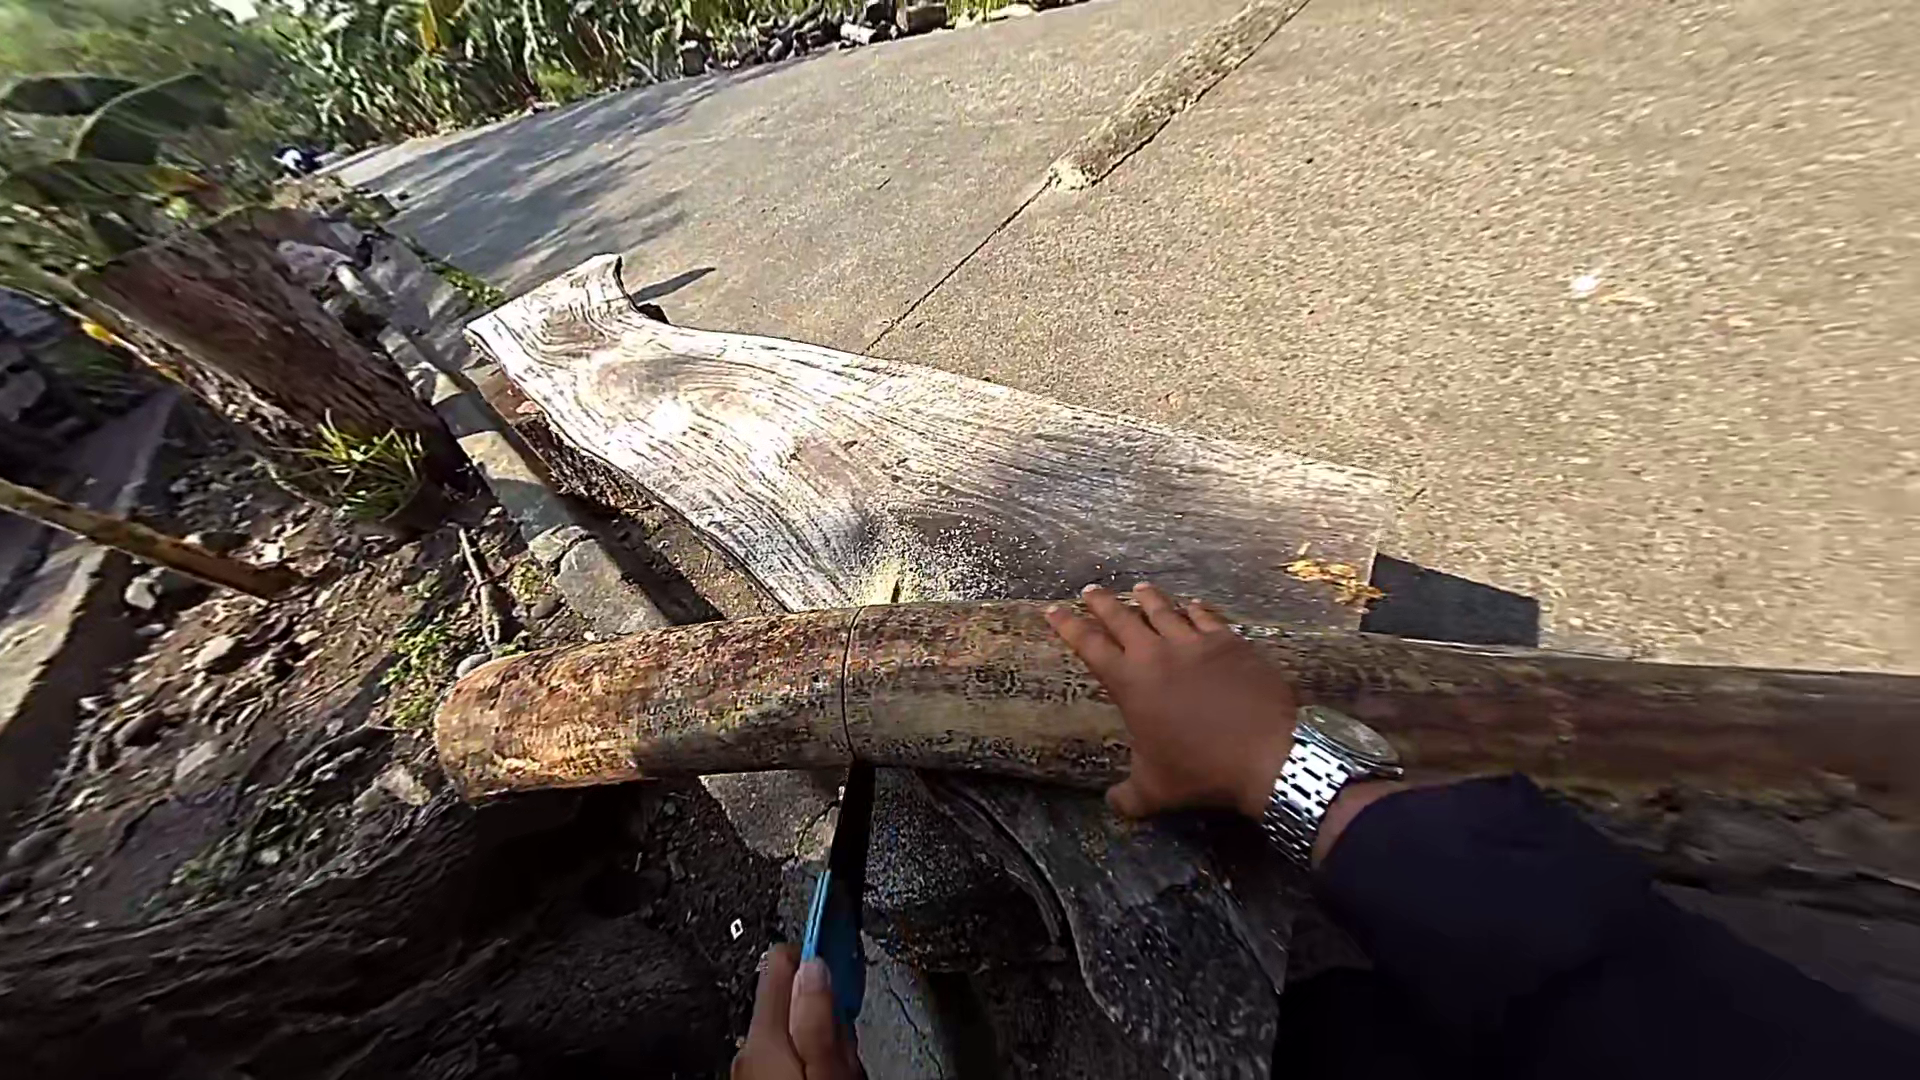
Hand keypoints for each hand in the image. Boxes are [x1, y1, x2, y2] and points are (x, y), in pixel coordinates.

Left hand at [731, 944, 861, 1079]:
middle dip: (820, 1004)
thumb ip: (818, 1015)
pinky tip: (821, 1074)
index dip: (815, 957)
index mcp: (762, 1037)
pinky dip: (806, 1051)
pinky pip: (786, 1047)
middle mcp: (748, 1048)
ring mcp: (750, 1068)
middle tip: (841, 1041)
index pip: (780, 958)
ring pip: (791, 1020)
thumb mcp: (829, 1069)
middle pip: (789, 991)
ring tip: (835, 1064)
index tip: (839, 977)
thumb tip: (813, 962)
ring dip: (816, 1030)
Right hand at [1046, 582, 1296, 819]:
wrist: (1266, 753)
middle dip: (1101, 601)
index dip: (1067, 625)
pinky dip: (1194, 608)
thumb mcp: (1155, 790)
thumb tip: (1112, 806)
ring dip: (1147, 596)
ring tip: (1139, 587)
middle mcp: (1155, 652)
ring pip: (1162, 608)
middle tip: (1089, 589)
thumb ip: (1127, 796)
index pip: (1088, 644)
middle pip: (1120, 616)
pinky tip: (1192, 604)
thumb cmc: (1201, 769)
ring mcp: (1193, 642)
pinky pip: (1205, 616)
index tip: (1053, 610)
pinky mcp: (1228, 641)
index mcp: (1129, 681)